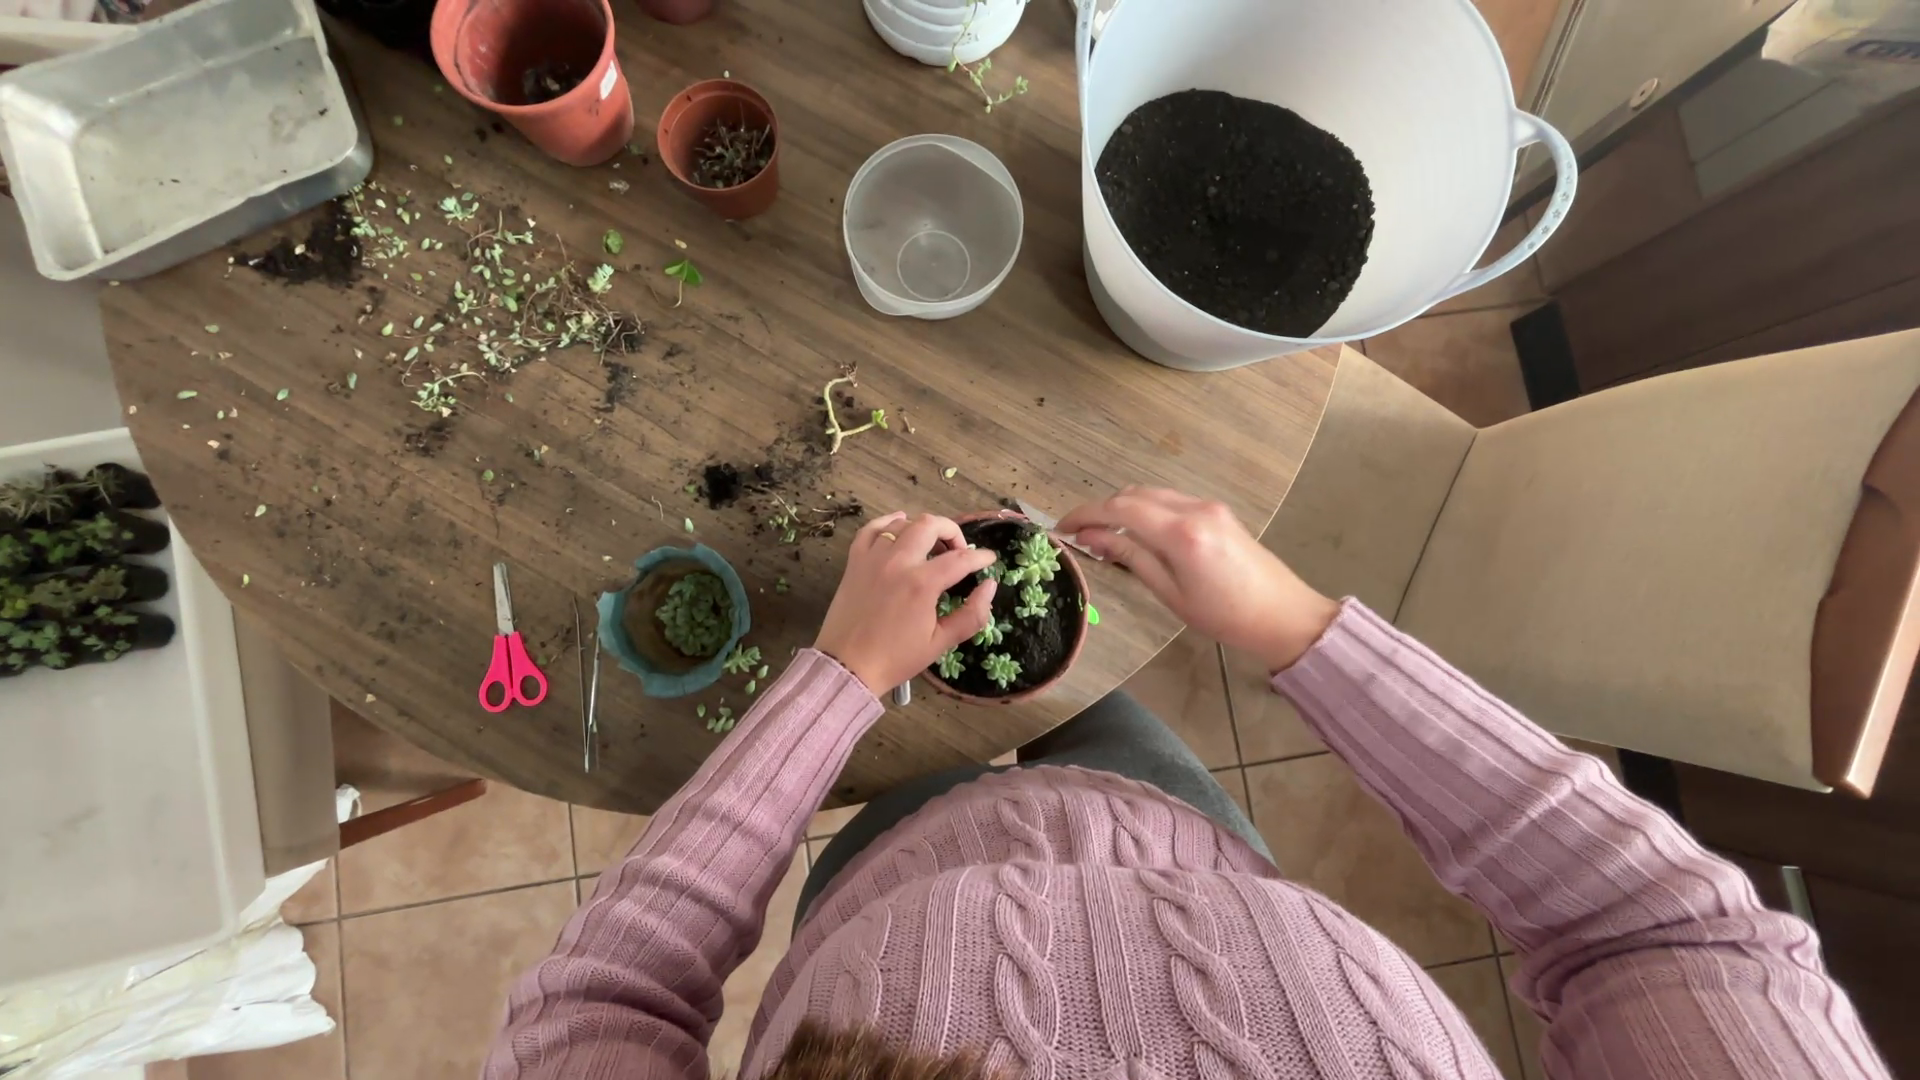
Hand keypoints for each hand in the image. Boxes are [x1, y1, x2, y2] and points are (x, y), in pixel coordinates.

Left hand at [815, 512, 999, 694]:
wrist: (847, 666)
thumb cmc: (896, 658)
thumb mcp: (940, 642)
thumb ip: (972, 615)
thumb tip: (990, 587)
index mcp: (922, 584)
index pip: (961, 559)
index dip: (980, 557)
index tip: (989, 560)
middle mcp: (898, 562)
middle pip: (931, 525)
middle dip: (952, 532)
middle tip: (959, 551)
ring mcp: (873, 558)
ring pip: (903, 524)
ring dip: (923, 529)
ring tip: (931, 546)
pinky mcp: (855, 561)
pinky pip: (871, 529)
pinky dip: (888, 522)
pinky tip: (899, 524)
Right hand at [1058, 487, 1339, 670]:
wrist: (1283, 615)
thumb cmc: (1224, 616)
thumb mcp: (1169, 591)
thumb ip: (1129, 556)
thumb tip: (1091, 538)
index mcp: (1181, 533)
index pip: (1120, 508)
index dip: (1085, 514)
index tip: (1062, 528)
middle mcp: (1194, 508)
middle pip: (1133, 494)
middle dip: (1101, 509)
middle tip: (1080, 535)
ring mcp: (1208, 505)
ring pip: (1151, 493)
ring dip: (1122, 507)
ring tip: (1103, 535)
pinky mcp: (1216, 510)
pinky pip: (1169, 499)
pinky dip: (1144, 509)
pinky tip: (1135, 531)